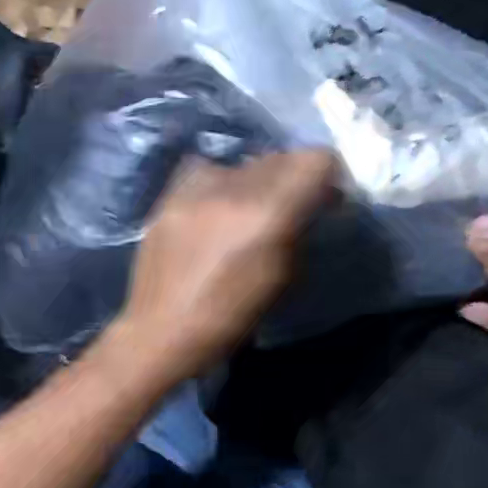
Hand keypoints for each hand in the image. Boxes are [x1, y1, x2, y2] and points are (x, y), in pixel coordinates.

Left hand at [110, 150, 336, 385]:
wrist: (161, 330)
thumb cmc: (230, 317)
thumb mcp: (283, 277)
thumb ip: (298, 230)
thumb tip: (311, 202)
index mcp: (267, 214)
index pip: (314, 159)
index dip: (325, 175)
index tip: (322, 196)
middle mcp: (230, 192)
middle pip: (276, 157)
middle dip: (289, 178)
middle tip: (284, 206)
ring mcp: (191, 193)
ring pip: (237, 163)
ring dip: (249, 180)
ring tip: (241, 210)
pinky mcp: (164, 199)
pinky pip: (199, 173)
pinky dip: (213, 184)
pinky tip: (208, 209)